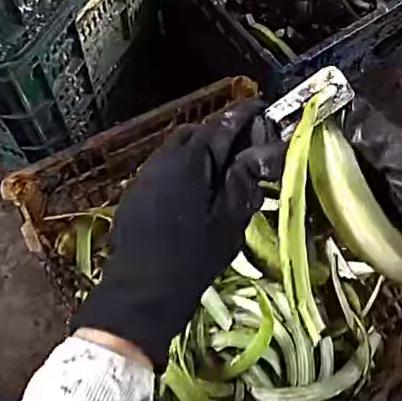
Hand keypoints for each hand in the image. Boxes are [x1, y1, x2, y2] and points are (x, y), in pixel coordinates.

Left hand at [75, 100, 275, 366]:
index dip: (247, 115)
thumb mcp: (229, 219)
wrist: (141, 290)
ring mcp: (147, 173)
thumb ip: (244, 179)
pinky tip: (198, 191)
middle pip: (200, 131)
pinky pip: (166, 166)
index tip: (264, 110)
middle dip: (224, 132)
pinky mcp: (137, 191)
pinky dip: (187, 167)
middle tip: (248, 147)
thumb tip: (261, 150)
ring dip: (204, 150)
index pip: (225, 124)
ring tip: (226, 171)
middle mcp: (166, 158)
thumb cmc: (193, 257)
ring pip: (180, 147)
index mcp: (193, 160)